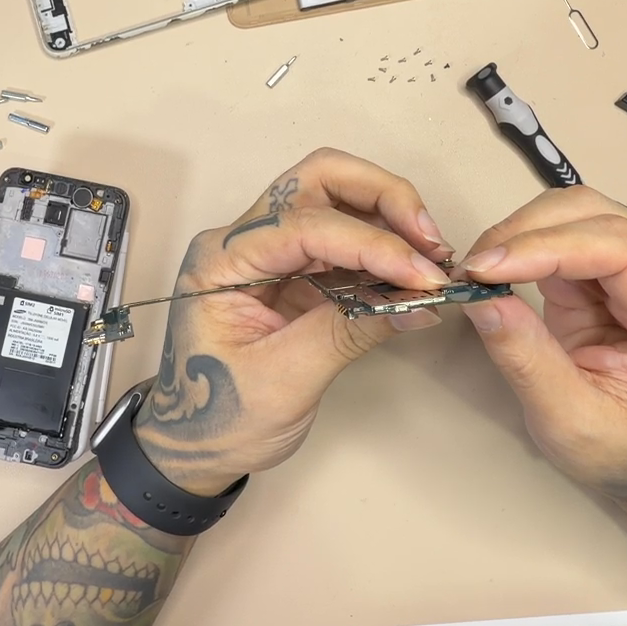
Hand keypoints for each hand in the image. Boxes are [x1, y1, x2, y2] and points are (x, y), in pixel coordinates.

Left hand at [133, 149, 454, 495]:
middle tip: (429, 241)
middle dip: (382, 196)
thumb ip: (350, 331)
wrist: (196, 445)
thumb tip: (417, 301)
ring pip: (336, 197)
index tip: (421, 274)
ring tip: (430, 259)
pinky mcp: (294, 268)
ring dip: (390, 216)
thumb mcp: (284, 380)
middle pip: (319, 180)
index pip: (302, 225)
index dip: (370, 244)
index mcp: (221, 260)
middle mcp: (242, 240)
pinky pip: (344, 237)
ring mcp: (269, 250)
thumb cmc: (220, 416)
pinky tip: (410, 272)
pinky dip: (383, 246)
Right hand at [456, 186, 626, 500]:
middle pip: (600, 216)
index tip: (487, 269)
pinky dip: (520, 246)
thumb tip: (480, 299)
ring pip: (577, 214)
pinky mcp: (607, 272)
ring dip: (521, 232)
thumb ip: (528, 359)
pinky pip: (561, 236)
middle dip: (528, 232)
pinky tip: (494, 271)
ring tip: (479, 271)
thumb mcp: (572, 422)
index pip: (624, 250)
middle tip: (474, 271)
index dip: (550, 247)